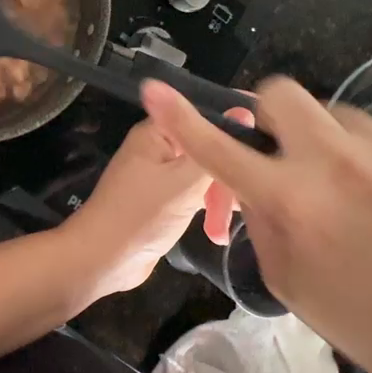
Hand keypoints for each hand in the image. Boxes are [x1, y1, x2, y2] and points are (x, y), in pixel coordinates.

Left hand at [62, 107, 252, 301]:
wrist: (104, 260)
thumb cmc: (141, 215)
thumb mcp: (184, 182)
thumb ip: (215, 150)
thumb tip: (244, 113)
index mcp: (157, 132)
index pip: (204, 116)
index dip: (235, 129)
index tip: (267, 148)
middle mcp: (159, 147)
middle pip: (209, 148)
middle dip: (226, 177)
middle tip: (242, 205)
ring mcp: (162, 175)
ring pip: (206, 175)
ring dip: (219, 200)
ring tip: (223, 228)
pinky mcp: (166, 200)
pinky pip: (197, 195)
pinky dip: (209, 211)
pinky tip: (218, 233)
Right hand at [141, 76, 371, 372]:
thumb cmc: (370, 325)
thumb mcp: (289, 282)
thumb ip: (261, 219)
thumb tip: (254, 180)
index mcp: (294, 201)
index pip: (219, 146)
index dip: (181, 116)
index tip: (155, 88)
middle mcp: (343, 162)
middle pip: (284, 93)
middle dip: (272, 113)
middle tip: (288, 148)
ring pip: (345, 119)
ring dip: (338, 146)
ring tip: (368, 195)